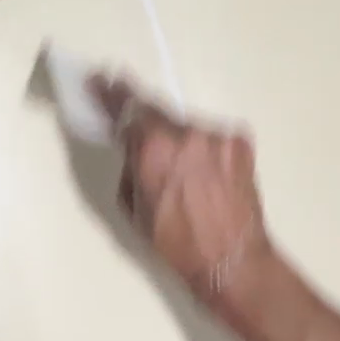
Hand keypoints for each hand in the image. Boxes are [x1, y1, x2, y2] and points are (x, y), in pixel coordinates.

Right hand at [91, 75, 274, 310]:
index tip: (99, 79)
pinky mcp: (240, 141)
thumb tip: (135, 149)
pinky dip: (202, 150)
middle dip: (146, 122)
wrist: (233, 261)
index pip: (127, 107)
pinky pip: (210, 137)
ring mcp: (218, 134)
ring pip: (186, 127)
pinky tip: (205, 176)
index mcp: (153, 149)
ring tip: (182, 173)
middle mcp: (187, 132)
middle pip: (158, 113)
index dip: (110, 91)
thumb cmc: (176, 244)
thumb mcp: (135, 208)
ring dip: (178, 140)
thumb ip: (132, 168)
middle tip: (139, 134)